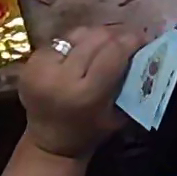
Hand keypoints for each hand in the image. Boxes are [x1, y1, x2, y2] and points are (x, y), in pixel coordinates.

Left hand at [18, 25, 140, 159]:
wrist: (49, 142)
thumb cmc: (91, 130)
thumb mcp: (119, 111)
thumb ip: (130, 79)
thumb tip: (145, 46)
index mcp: (86, 94)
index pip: (114, 52)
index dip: (131, 40)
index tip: (143, 39)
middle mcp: (61, 78)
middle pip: (97, 37)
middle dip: (116, 35)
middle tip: (126, 40)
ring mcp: (41, 68)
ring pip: (79, 33)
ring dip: (95, 36)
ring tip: (104, 45)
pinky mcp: (30, 62)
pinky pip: (62, 40)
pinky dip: (76, 43)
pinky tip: (81, 53)